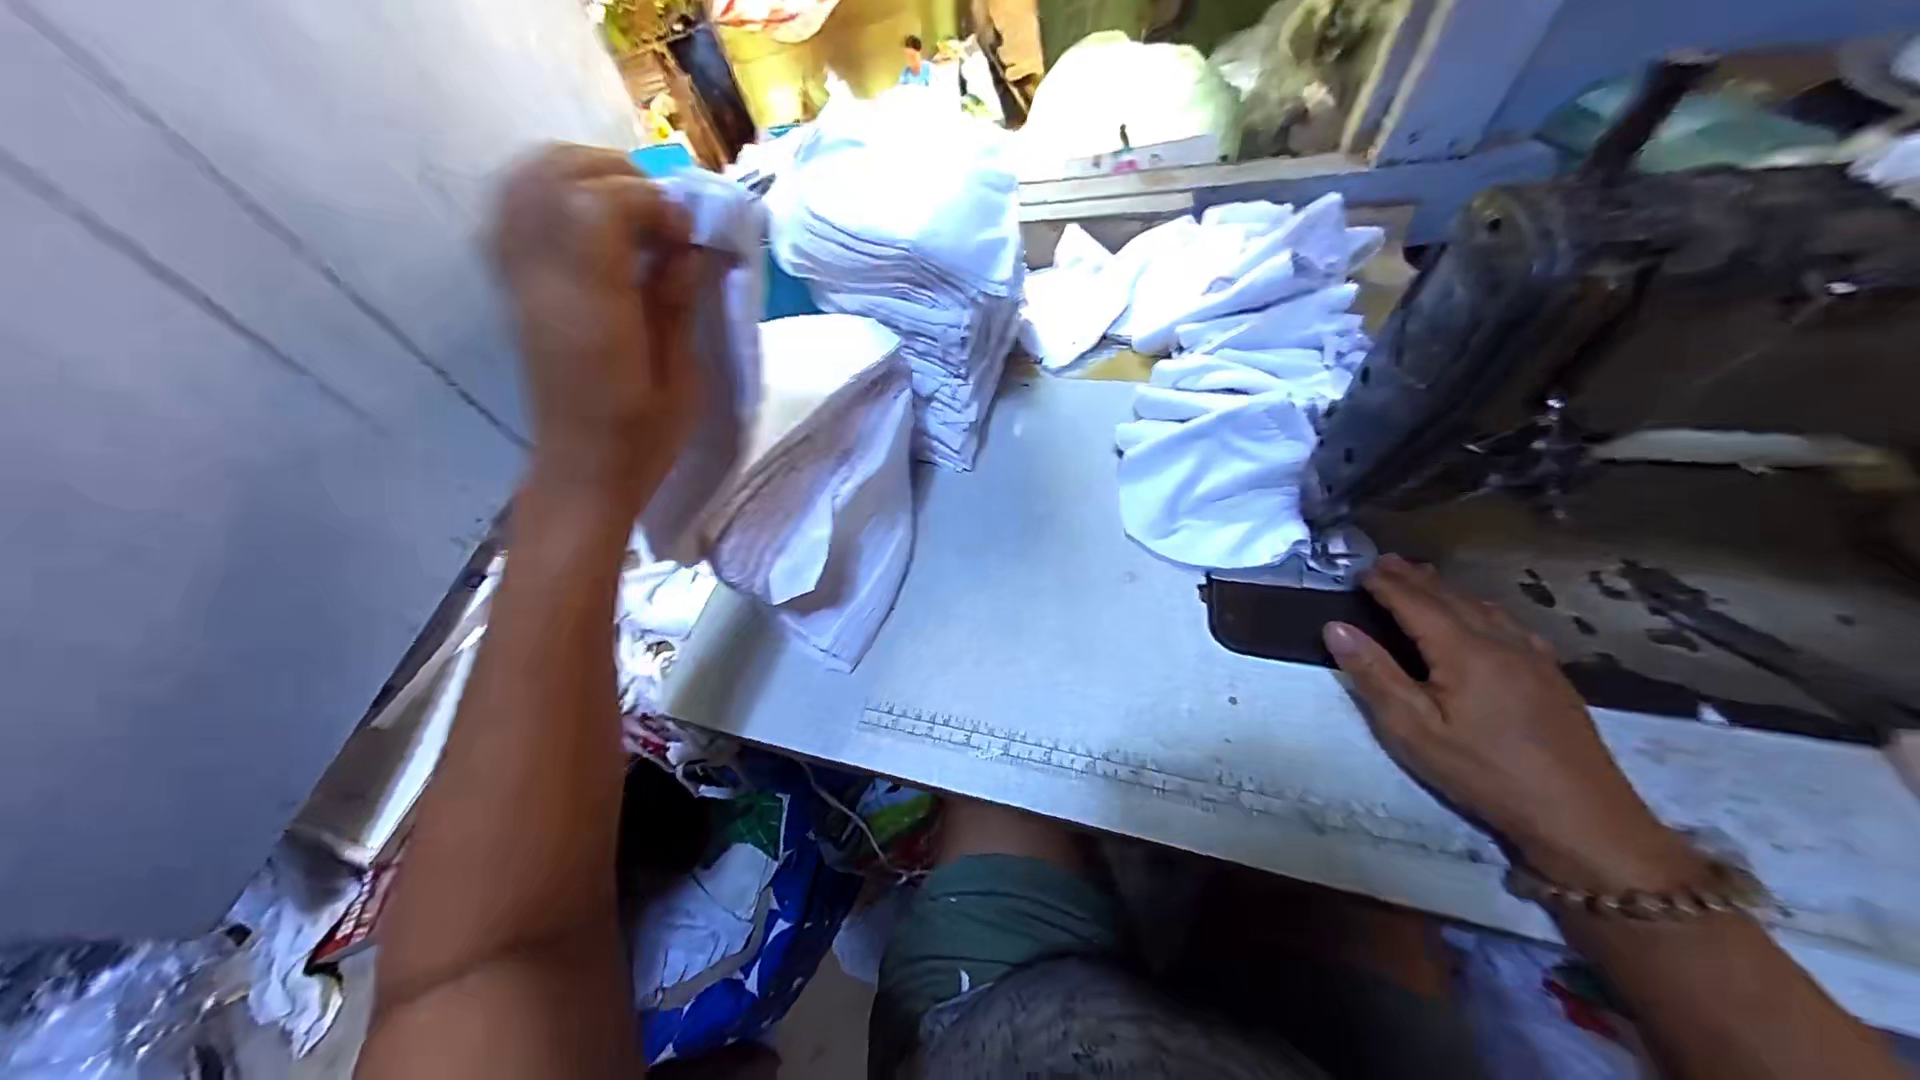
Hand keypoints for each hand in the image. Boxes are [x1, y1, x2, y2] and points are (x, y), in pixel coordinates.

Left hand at [494, 144, 701, 513]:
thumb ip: (679, 302)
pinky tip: (593, 221)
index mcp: (591, 314)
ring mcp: (518, 282)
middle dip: (617, 176)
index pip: (597, 207)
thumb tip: (687, 246)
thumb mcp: (683, 379)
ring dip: (584, 176)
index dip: (649, 201)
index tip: (687, 234)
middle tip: (663, 215)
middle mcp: (543, 285)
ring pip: (526, 180)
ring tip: (632, 210)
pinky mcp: (512, 287)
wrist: (581, 473)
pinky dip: (554, 193)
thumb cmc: (643, 440)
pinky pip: (515, 207)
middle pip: (554, 177)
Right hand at [1324, 555, 1702, 891]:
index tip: (1361, 571)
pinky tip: (1482, 615)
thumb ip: (1374, 675)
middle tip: (1385, 562)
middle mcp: (1501, 643)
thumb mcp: (1413, 730)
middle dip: (1415, 578)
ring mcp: (1533, 658)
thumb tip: (1336, 628)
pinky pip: (1509, 624)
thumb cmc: (1484, 773)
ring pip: (1483, 608)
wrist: (1581, 817)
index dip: (1387, 586)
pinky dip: (1480, 608)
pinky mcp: (1552, 677)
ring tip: (1423, 578)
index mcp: (1465, 652)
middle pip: (1451, 599)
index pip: (1416, 605)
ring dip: (1447, 589)